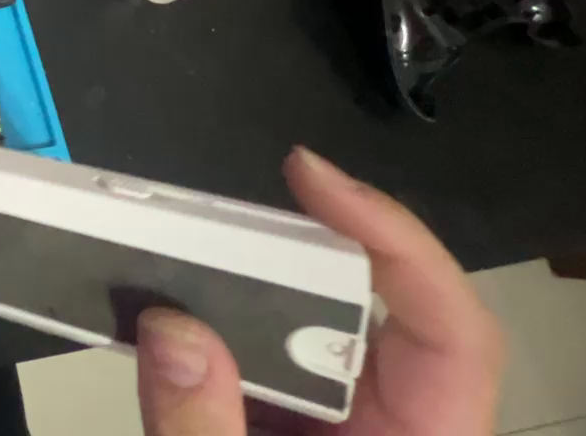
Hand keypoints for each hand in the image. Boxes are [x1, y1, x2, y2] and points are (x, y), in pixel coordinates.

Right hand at [134, 147, 503, 435]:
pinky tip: (143, 307)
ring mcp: (319, 433)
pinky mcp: (266, 429)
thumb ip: (203, 434)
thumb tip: (171, 324)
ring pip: (281, 331)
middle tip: (186, 218)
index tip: (308, 175)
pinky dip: (184, 321)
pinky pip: (230, 354)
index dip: (392, 241)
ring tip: (151, 253)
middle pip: (348, 314)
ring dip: (215, 285)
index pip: (443, 335)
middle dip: (269, 253)